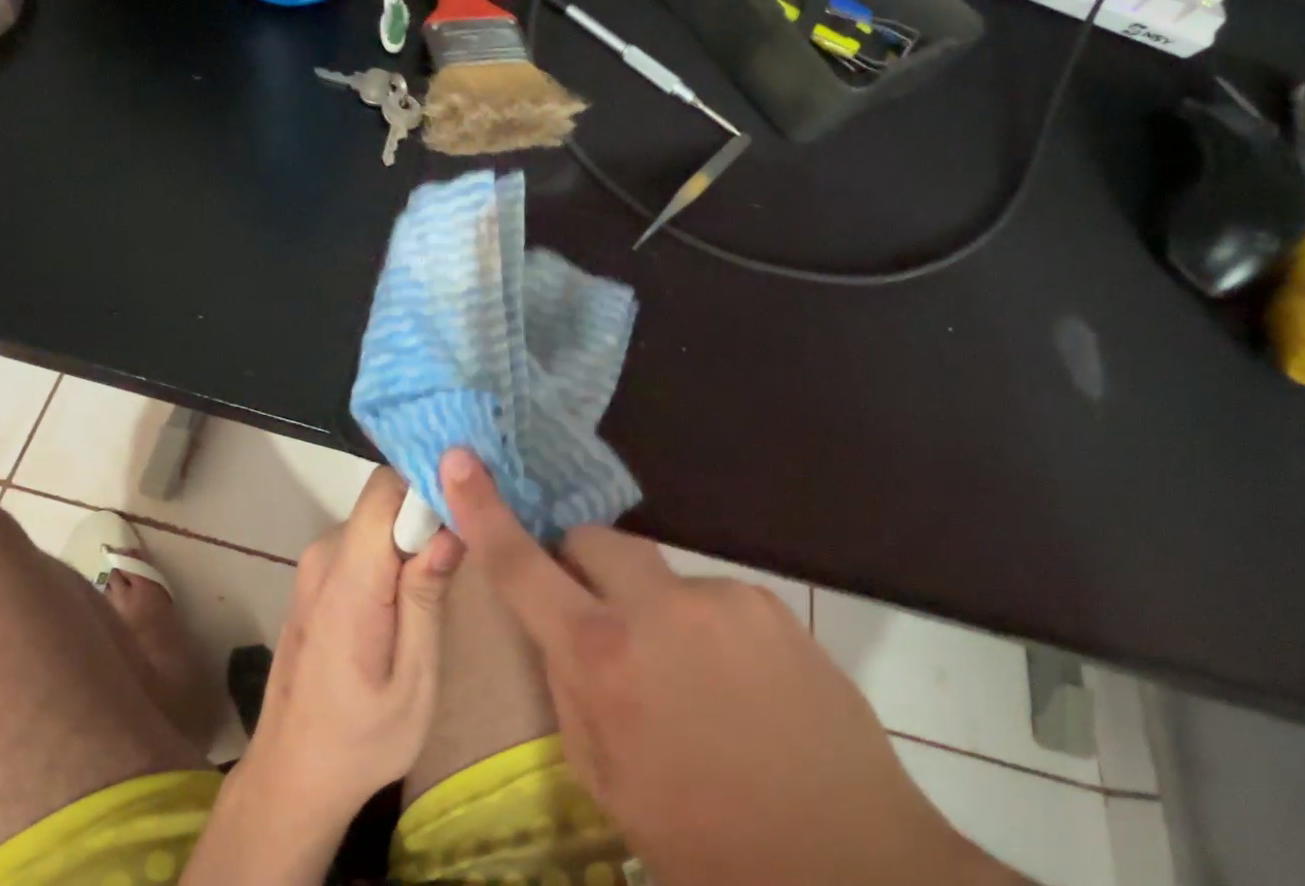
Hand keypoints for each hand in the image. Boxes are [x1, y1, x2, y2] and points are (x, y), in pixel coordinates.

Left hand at [243, 466, 465, 817]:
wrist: (292, 775)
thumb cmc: (361, 739)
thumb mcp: (414, 680)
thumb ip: (427, 598)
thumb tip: (451, 527)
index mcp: (348, 580)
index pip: (386, 489)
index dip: (430, 484)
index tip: (474, 498)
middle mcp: (324, 559)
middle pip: (384, 504)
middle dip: (428, 518)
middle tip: (470, 553)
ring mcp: (313, 569)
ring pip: (375, 525)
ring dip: (411, 542)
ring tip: (447, 580)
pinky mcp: (315, 583)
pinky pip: (361, 547)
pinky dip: (390, 558)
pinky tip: (411, 597)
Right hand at [440, 449, 1023, 885]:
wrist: (845, 855)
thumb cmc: (702, 834)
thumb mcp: (604, 777)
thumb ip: (569, 689)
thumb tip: (559, 633)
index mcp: (602, 657)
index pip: (522, 566)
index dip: (484, 510)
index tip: (459, 460)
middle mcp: (659, 607)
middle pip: (591, 541)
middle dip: (575, 565)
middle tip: (589, 617)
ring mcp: (722, 597)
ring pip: (655, 574)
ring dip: (646, 607)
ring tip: (684, 680)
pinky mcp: (770, 604)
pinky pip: (709, 598)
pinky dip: (700, 626)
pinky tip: (733, 685)